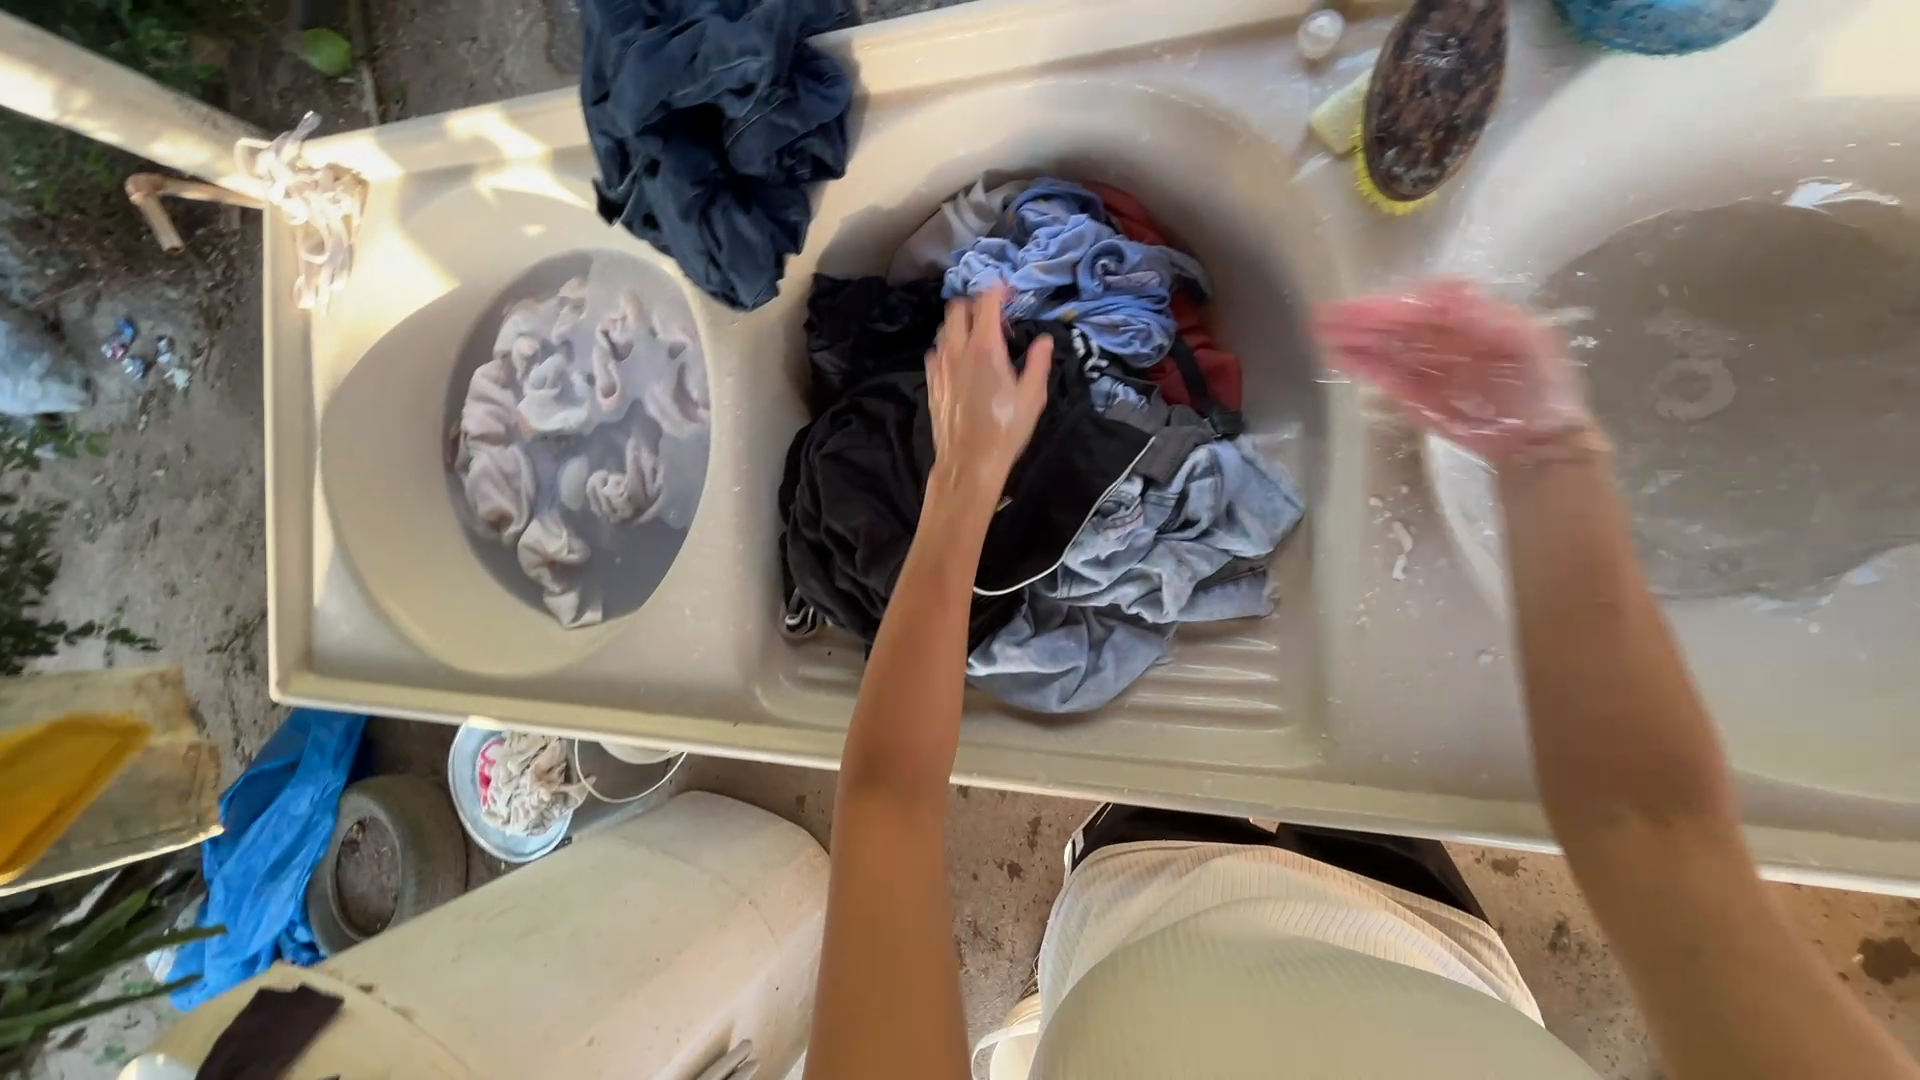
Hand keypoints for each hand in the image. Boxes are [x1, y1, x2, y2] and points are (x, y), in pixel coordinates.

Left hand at [924, 286, 1052, 502]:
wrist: (968, 463)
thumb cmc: (1005, 430)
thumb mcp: (1032, 397)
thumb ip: (1038, 363)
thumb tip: (1043, 341)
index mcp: (984, 347)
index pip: (985, 302)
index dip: (998, 291)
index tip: (1010, 293)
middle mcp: (957, 350)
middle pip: (958, 309)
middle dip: (976, 305)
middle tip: (996, 319)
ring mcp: (940, 366)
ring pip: (944, 329)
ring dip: (961, 325)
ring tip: (980, 341)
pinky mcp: (932, 382)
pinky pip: (936, 352)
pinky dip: (949, 347)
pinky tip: (962, 364)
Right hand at [1315, 280, 1592, 459]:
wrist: (1537, 439)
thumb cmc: (1541, 389)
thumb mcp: (1528, 345)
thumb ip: (1490, 318)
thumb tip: (1450, 292)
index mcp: (1471, 319)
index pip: (1425, 305)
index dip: (1394, 304)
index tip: (1365, 307)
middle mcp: (1444, 338)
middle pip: (1397, 325)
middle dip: (1361, 320)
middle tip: (1324, 317)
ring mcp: (1427, 366)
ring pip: (1385, 348)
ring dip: (1353, 340)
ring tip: (1321, 333)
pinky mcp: (1414, 393)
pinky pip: (1384, 375)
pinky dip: (1362, 365)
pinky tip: (1340, 357)